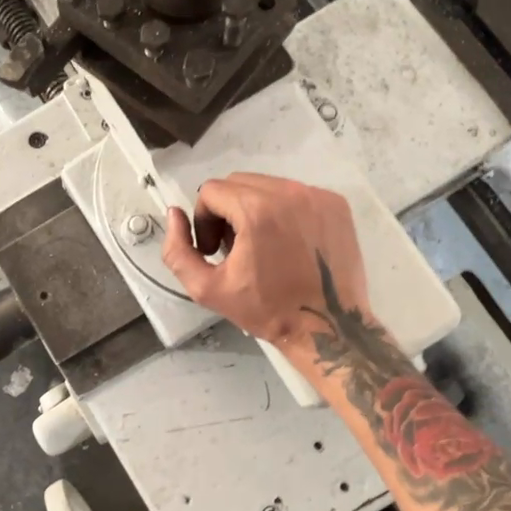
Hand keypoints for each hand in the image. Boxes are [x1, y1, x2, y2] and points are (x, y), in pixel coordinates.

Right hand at [162, 173, 370, 353]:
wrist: (328, 327)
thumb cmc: (267, 311)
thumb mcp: (207, 289)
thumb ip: (178, 251)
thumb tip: (174, 215)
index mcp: (257, 211)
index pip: (211, 191)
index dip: (203, 220)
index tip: (213, 250)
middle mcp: (290, 193)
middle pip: (238, 183)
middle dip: (225, 211)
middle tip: (232, 248)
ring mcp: (317, 196)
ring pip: (267, 185)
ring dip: (253, 208)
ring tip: (260, 246)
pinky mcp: (336, 205)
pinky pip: (295, 193)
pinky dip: (282, 211)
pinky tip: (286, 243)